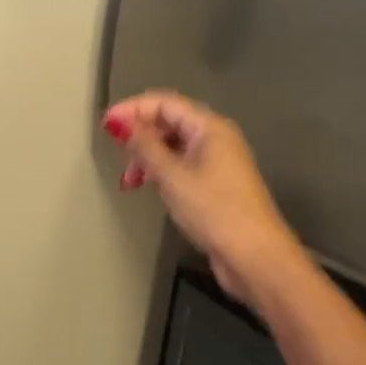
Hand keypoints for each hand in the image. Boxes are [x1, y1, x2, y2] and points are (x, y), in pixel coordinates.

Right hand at [104, 91, 304, 307]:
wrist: (259, 262)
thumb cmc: (215, 211)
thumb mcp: (172, 175)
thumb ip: (143, 144)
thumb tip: (118, 121)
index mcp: (209, 127)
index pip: (163, 103)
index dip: (132, 109)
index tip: (106, 124)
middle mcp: (215, 139)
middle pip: (168, 122)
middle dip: (139, 136)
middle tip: (118, 154)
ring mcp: (218, 163)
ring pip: (173, 146)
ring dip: (147, 158)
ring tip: (130, 179)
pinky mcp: (216, 187)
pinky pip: (181, 166)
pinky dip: (161, 173)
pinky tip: (148, 188)